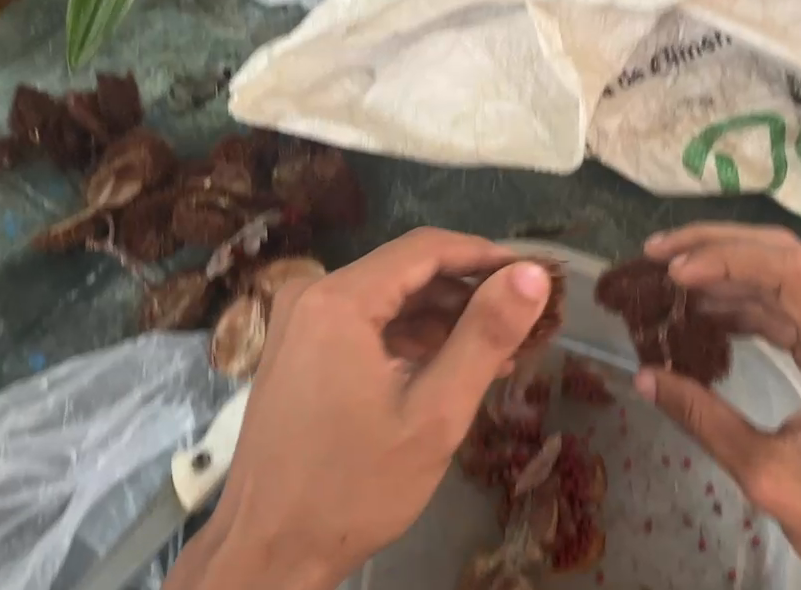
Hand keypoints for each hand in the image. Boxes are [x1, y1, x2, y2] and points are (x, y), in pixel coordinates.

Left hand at [165, 228, 552, 589]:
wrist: (266, 552)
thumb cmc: (353, 487)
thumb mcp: (434, 413)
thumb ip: (486, 336)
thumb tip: (533, 275)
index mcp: (339, 298)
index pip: (426, 248)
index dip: (485, 255)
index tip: (533, 275)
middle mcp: (312, 293)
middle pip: (406, 270)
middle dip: (467, 291)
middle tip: (523, 317)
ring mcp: (301, 321)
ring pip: (388, 297)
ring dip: (442, 317)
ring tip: (499, 347)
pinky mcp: (300, 348)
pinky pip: (365, 323)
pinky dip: (410, 338)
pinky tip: (451, 363)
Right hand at [637, 224, 800, 589]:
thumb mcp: (774, 477)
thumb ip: (704, 419)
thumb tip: (643, 377)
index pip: (787, 269)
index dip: (722, 258)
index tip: (670, 272)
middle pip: (783, 257)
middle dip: (714, 247)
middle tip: (653, 254)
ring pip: (782, 279)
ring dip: (723, 274)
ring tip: (665, 281)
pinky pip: (788, 311)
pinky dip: (741, 306)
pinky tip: (700, 314)